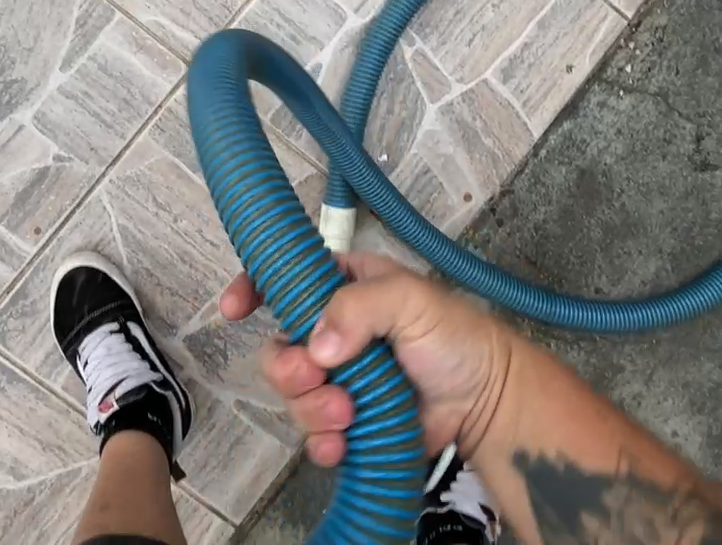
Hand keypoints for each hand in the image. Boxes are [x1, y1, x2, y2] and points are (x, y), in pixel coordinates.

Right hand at [220, 252, 515, 466]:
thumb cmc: (454, 335)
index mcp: (344, 287)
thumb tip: (316, 345)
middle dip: (288, 367)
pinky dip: (321, 441)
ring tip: (348, 413)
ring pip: (292, 392)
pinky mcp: (348, 421)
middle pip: (280, 345)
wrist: (487, 402)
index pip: (286, 279)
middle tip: (316, 375)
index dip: (254, 287)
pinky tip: (343, 442)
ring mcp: (339, 378)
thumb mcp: (411, 299)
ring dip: (311, 407)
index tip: (234, 308)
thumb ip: (359, 306)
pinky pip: (313, 434)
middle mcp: (334, 330)